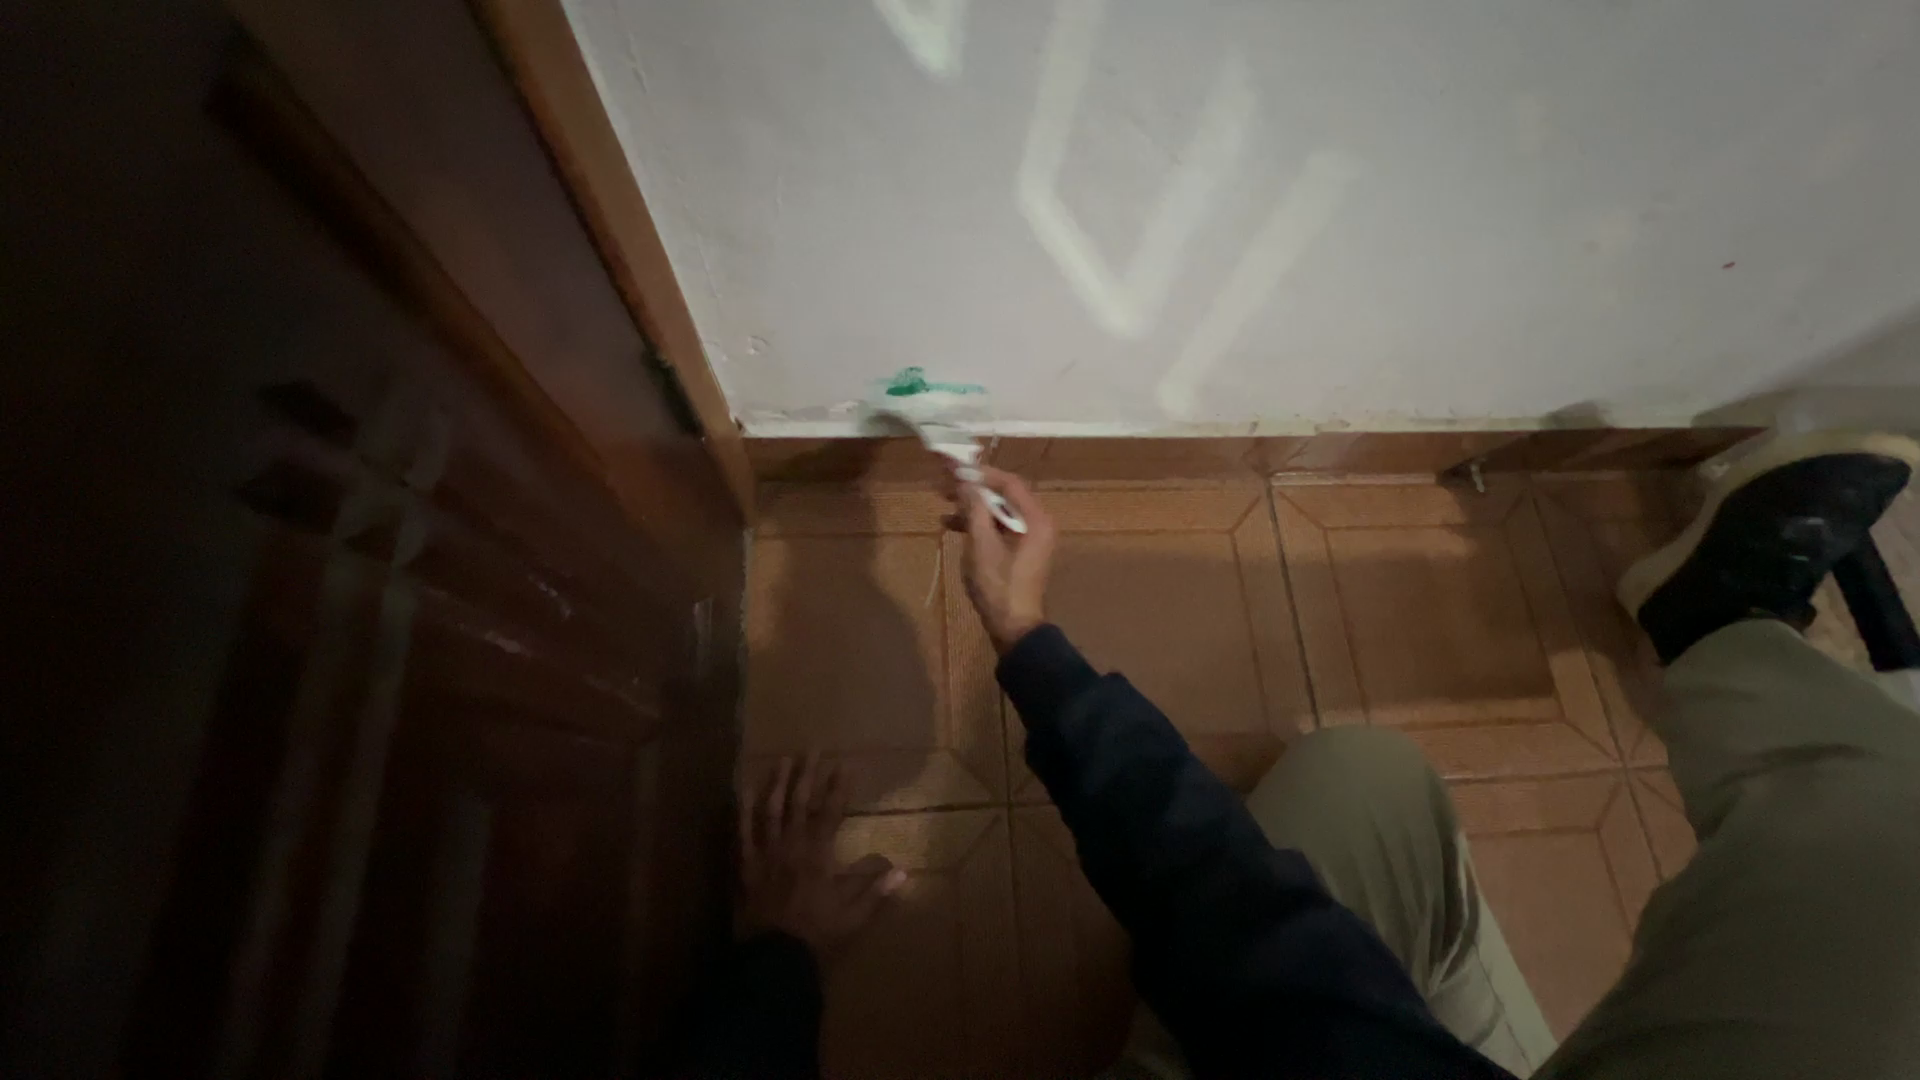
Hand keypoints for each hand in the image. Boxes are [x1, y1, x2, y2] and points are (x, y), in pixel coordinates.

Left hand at [737, 754, 905, 959]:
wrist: (770, 961)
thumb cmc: (814, 937)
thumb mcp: (851, 918)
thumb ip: (875, 892)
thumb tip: (903, 871)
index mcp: (818, 856)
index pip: (830, 812)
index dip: (839, 787)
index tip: (846, 764)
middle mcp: (791, 847)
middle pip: (799, 802)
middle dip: (808, 773)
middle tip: (814, 748)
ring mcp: (765, 854)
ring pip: (771, 810)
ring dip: (778, 782)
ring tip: (784, 758)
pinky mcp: (745, 865)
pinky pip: (743, 832)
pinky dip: (744, 809)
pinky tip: (745, 789)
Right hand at [943, 466, 1056, 653]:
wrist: (1014, 628)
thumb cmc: (998, 587)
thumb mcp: (981, 545)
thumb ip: (974, 508)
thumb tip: (965, 479)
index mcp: (1036, 519)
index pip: (1008, 482)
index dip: (980, 473)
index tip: (953, 468)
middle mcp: (1038, 523)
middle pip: (1004, 495)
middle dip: (973, 488)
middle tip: (943, 483)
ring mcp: (1031, 538)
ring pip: (1000, 511)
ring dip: (972, 506)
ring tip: (942, 502)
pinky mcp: (1021, 550)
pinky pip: (1000, 527)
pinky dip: (979, 524)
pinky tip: (951, 525)